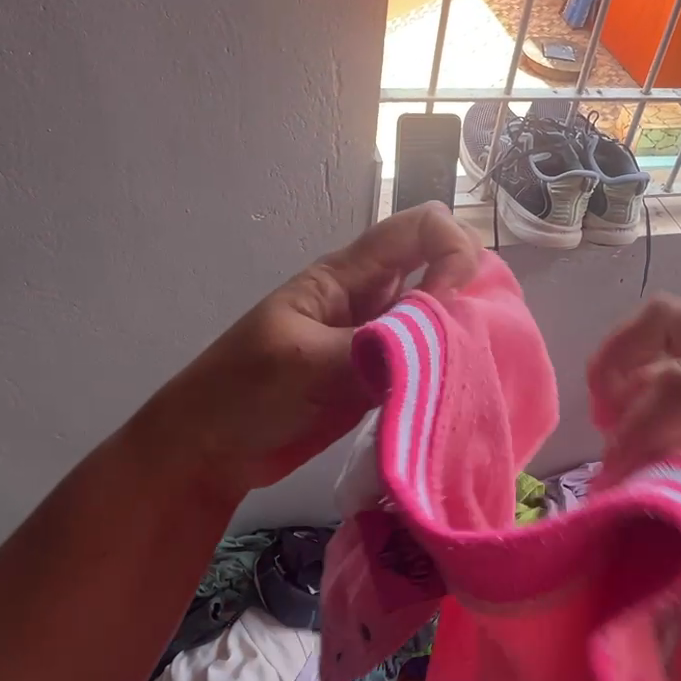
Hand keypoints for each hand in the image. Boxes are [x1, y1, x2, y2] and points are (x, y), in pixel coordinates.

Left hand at [135, 203, 482, 500]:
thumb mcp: (305, 361)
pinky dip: (447, 371)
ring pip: (438, 316)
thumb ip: (374, 348)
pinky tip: (457, 393)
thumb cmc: (243, 392)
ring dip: (461, 335)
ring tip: (471, 372)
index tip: (452, 303)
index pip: (419, 229)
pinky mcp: (381, 378)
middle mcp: (372, 298)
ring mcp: (378, 339)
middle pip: (440, 266)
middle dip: (466, 291)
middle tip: (471, 342)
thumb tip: (445, 340)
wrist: (208, 451)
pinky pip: (427, 361)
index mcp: (348, 274)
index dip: (450, 250)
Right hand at [589, 295, 680, 610]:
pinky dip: (650, 391)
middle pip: (676, 320)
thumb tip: (643, 479)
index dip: (644, 424)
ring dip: (631, 369)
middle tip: (601, 420)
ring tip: (614, 426)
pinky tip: (644, 433)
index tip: (615, 476)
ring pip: (676, 335)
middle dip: (621, 359)